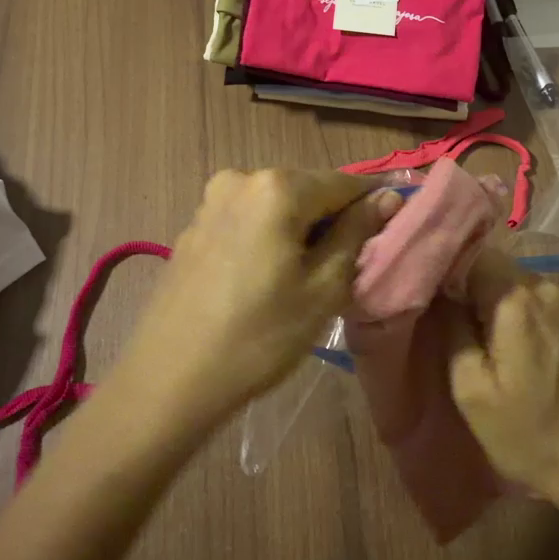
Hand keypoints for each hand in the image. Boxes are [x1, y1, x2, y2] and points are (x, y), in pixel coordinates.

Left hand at [120, 169, 401, 423]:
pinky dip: (267, 241)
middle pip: (308, 191)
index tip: (389, 236)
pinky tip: (265, 284)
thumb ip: (357, 233)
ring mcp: (210, 203)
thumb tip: (387, 197)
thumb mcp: (323, 288)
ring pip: (276, 208)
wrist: (169, 380)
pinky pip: (247, 223)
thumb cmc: (259, 336)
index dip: (372, 208)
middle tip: (346, 270)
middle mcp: (240, 179)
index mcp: (277, 187)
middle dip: (332, 222)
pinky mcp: (192, 230)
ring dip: (299, 233)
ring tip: (305, 282)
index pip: (345, 183)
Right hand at [448, 252, 558, 500]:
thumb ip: (452, 330)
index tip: (422, 288)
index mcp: (514, 298)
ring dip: (485, 299)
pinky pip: (528, 300)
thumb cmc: (528, 431)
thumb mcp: (471, 389)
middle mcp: (542, 286)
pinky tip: (497, 341)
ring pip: (509, 282)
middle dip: (462, 284)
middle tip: (438, 313)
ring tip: (464, 329)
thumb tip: (439, 295)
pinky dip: (507, 311)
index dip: (443, 266)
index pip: (469, 253)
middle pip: (490, 265)